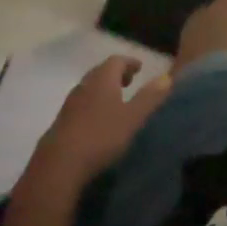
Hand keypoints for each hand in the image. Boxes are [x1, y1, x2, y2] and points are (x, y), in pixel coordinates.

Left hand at [27, 56, 172, 190]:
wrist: (59, 165)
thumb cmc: (101, 136)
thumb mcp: (132, 118)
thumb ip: (149, 97)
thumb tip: (167, 77)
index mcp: (102, 80)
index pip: (116, 61)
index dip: (129, 62)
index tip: (140, 67)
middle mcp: (83, 86)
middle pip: (100, 72)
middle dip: (116, 74)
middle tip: (129, 82)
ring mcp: (70, 104)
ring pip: (89, 88)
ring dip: (103, 89)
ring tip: (116, 101)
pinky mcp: (62, 122)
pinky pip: (81, 104)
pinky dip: (93, 104)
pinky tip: (98, 121)